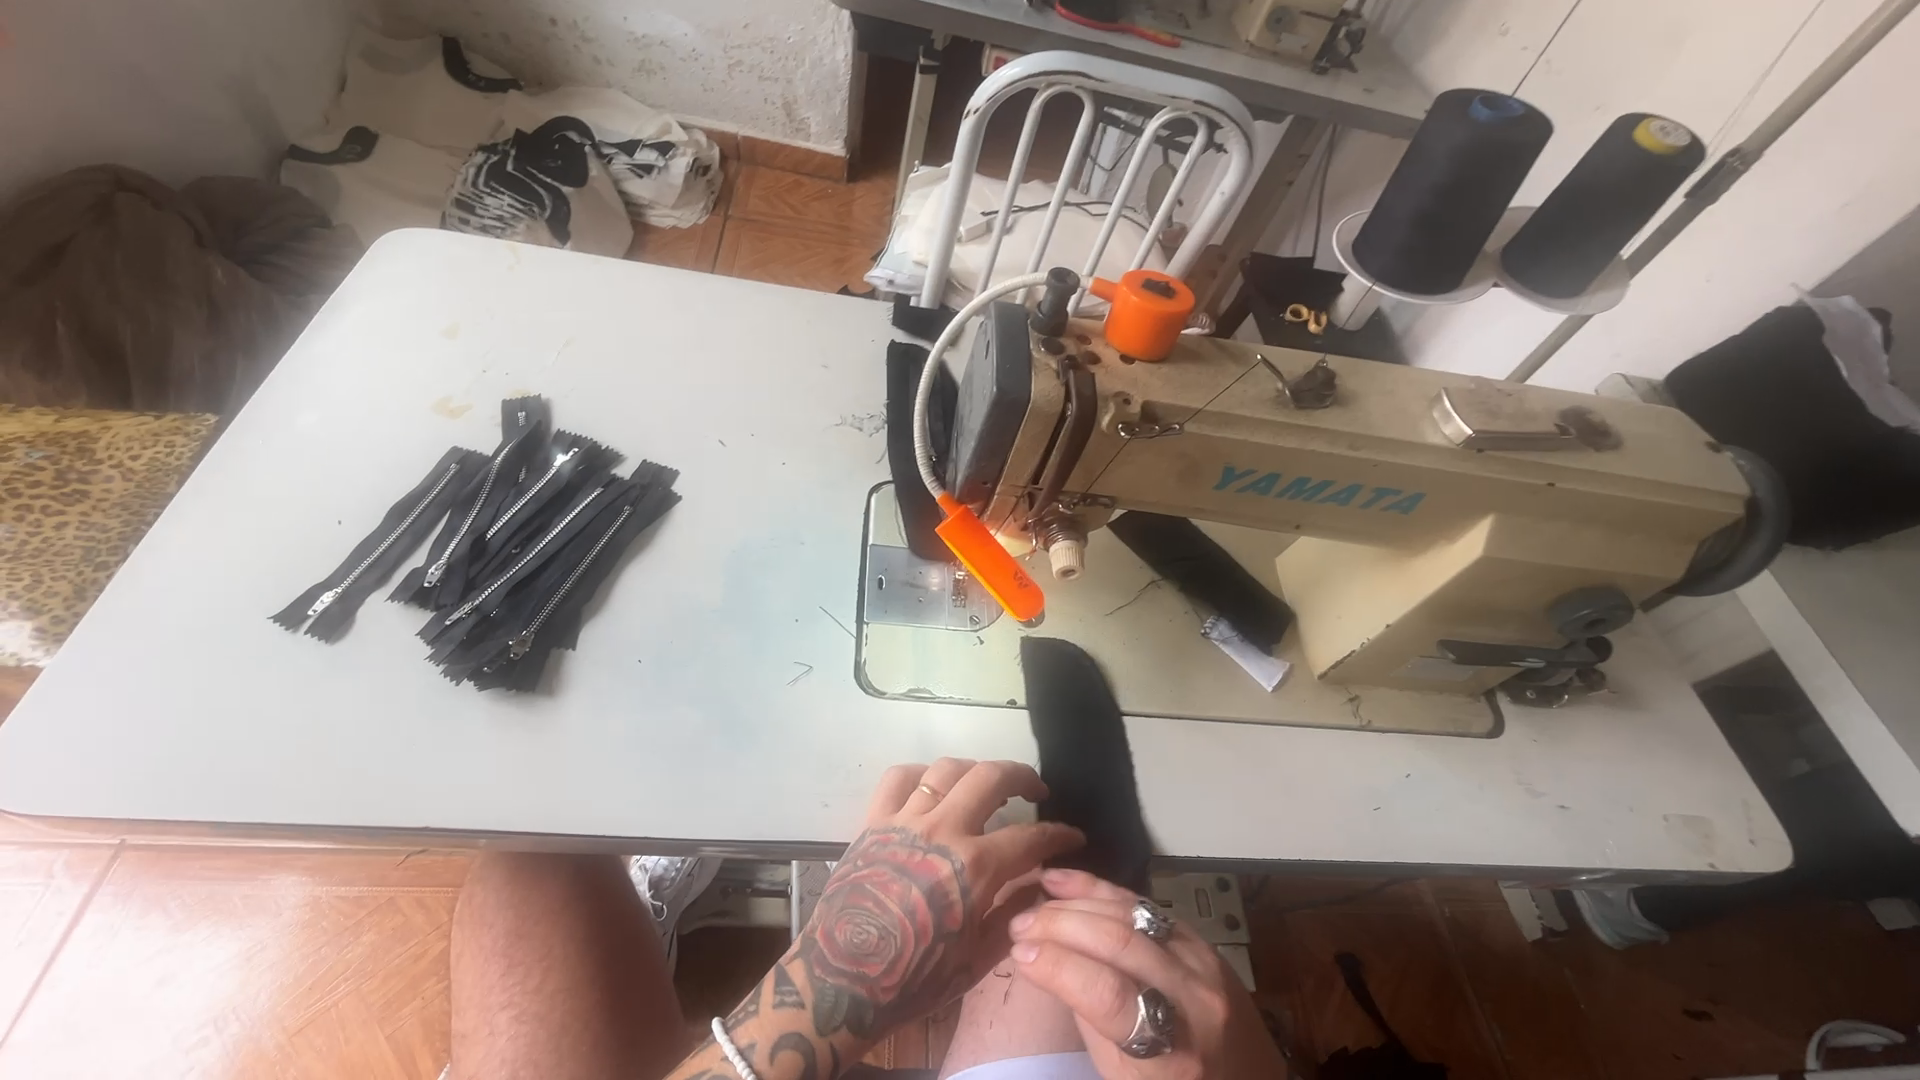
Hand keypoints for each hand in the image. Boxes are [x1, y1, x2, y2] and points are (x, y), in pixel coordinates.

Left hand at [669, 760, 1086, 1079]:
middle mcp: (944, 829)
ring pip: (947, 768)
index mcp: (975, 867)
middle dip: (1023, 776)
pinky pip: (898, 777)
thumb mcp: (977, 958)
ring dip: (975, 769)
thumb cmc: (913, 978)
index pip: (1032, 837)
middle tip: (1036, 789)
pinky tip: (932, 785)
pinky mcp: (874, 821)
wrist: (841, 981)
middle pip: (992, 777)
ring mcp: (905, 820)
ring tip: (987, 783)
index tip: (1072, 836)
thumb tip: (1041, 883)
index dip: (1059, 834)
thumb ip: (1014, 912)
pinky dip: (921, 773)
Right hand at [1011, 869, 1288, 1079]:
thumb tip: (1054, 963)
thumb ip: (1094, 1020)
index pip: (1108, 993)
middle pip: (1118, 942)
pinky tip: (1067, 882)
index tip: (1019, 955)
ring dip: (1076, 901)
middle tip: (1018, 926)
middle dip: (1059, 925)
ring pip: (1132, 913)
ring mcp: (1203, 964)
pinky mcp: (1203, 941)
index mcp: (1172, 1053)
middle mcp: (1194, 1000)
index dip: (1059, 966)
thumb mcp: (1127, 1079)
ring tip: (1035, 903)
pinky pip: (1146, 905)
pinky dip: (1102, 890)